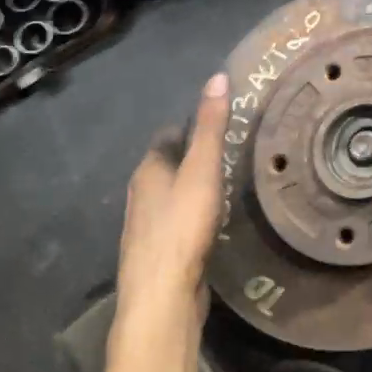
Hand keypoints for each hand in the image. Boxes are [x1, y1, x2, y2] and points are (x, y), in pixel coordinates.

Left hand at [104, 72, 227, 371]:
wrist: (162, 295)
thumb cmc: (181, 225)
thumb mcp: (203, 168)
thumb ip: (211, 125)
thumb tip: (217, 76)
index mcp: (148, 169)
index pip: (169, 134)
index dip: (193, 125)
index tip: (222, 120)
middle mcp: (139, 194)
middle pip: (169, 164)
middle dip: (194, 155)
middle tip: (232, 148)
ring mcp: (145, 226)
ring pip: (170, 195)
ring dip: (192, 186)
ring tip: (227, 181)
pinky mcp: (157, 252)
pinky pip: (176, 221)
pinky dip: (192, 213)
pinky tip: (213, 219)